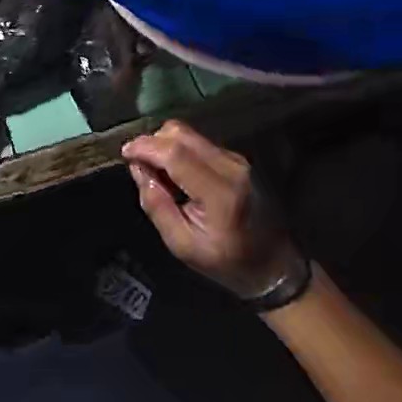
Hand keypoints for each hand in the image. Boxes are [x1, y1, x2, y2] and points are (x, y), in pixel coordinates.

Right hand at [122, 120, 300, 299]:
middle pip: (180, 134)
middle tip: (140, 165)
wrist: (276, 267)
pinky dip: (178, 148)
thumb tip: (138, 170)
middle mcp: (232, 168)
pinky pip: (197, 142)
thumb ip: (156, 206)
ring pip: (187, 133)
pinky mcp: (237, 159)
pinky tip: (176, 172)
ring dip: (164, 144)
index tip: (125, 155)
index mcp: (221, 194)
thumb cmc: (228, 262)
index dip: (144, 147)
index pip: (175, 153)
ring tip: (158, 170)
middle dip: (151, 142)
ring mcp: (237, 161)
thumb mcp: (182, 245)